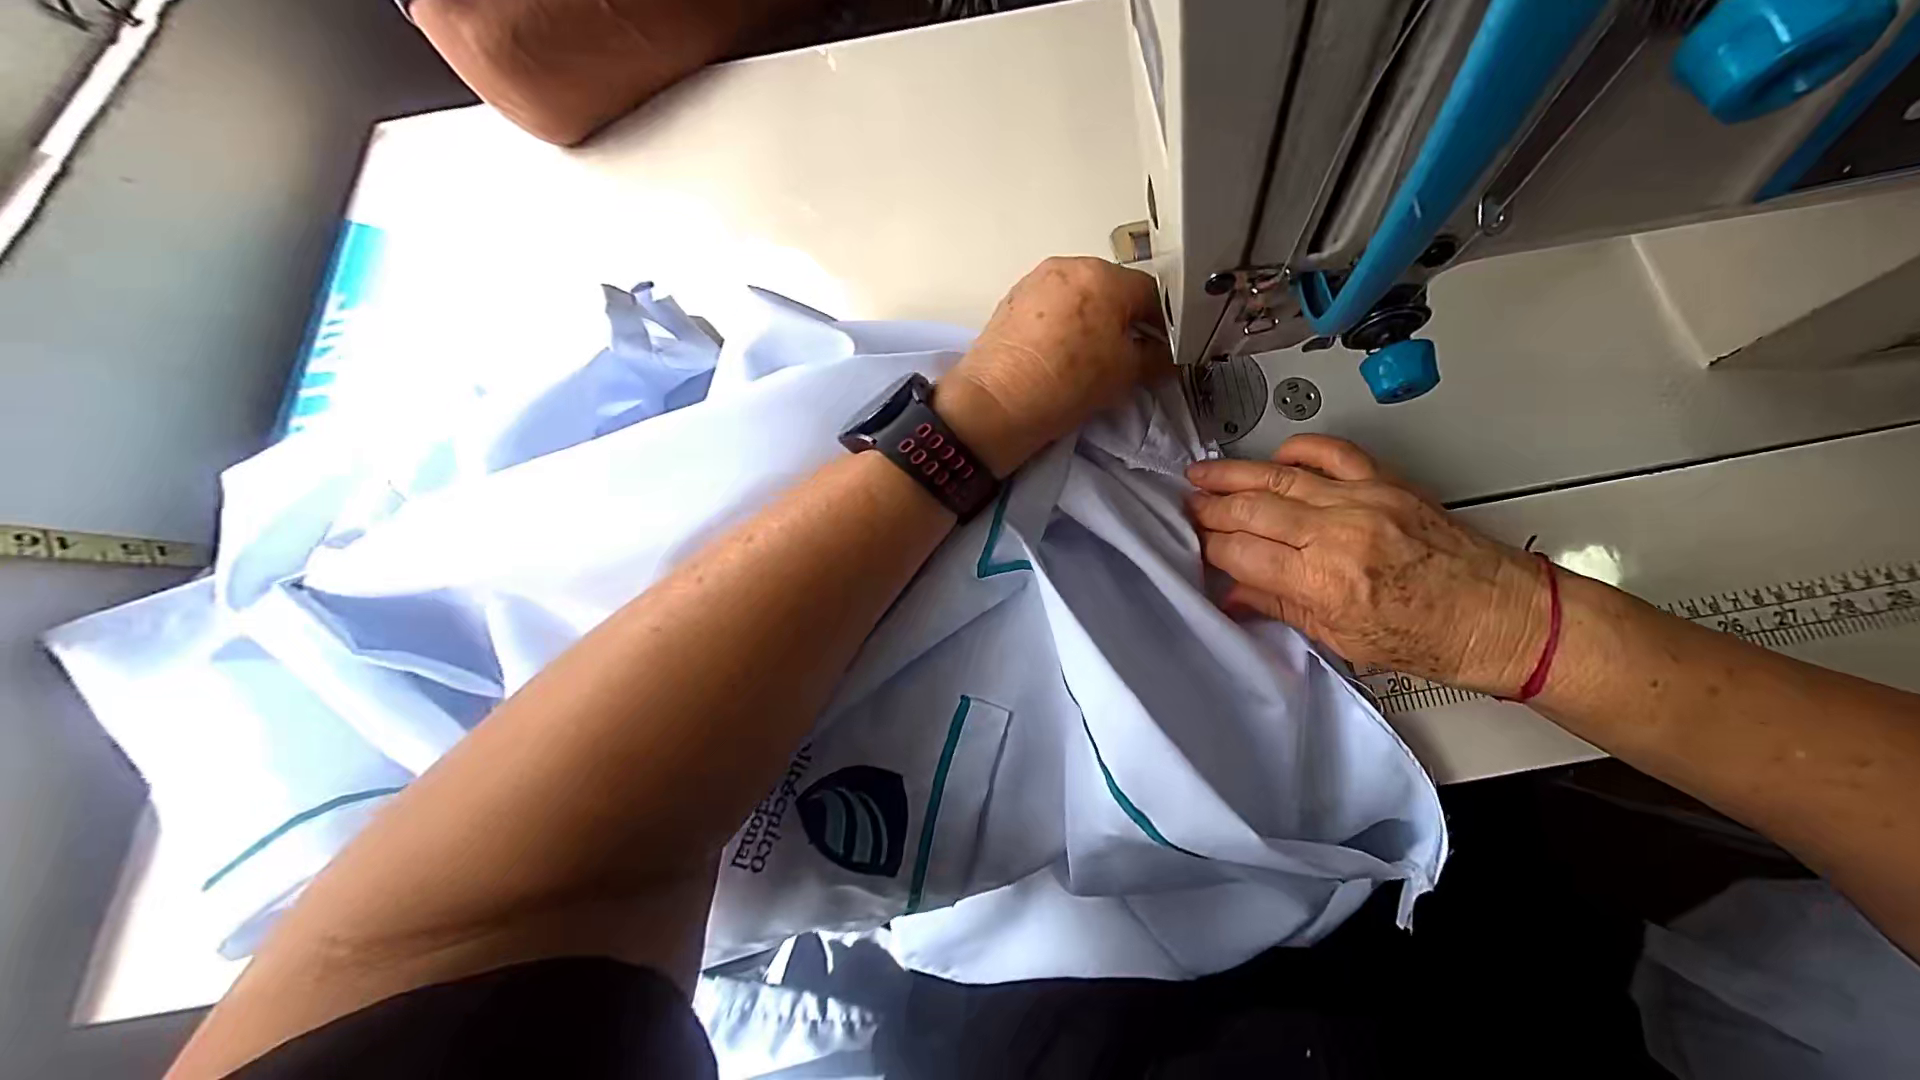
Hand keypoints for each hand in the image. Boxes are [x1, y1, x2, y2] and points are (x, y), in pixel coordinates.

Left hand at [936, 257, 1169, 475]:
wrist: (997, 405)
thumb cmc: (1063, 385)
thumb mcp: (1125, 375)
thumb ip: (1155, 357)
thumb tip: (1163, 355)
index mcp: (1103, 276)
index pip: (1151, 294)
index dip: (1162, 324)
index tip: (1161, 348)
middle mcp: (1068, 267)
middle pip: (1113, 290)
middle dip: (1124, 320)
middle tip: (1126, 355)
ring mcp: (1036, 282)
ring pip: (1080, 297)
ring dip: (1092, 321)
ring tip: (1089, 359)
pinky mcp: (1012, 301)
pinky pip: (1051, 307)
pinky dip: (1063, 325)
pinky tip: (1061, 355)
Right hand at [1185, 434, 1552, 695]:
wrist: (1506, 619)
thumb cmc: (1435, 638)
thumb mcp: (1342, 638)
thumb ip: (1279, 605)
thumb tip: (1234, 593)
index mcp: (1325, 581)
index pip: (1240, 552)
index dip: (1208, 548)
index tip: (1194, 547)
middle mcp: (1340, 533)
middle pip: (1250, 509)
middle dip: (1209, 508)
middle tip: (1186, 509)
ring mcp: (1364, 501)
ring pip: (1278, 476)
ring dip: (1232, 474)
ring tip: (1202, 475)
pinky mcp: (1386, 483)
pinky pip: (1330, 453)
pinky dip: (1297, 449)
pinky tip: (1274, 456)